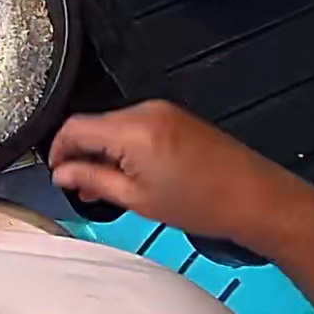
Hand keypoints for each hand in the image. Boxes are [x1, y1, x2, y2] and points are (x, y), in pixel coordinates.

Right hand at [49, 100, 313, 257]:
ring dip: (102, 150)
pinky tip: (129, 172)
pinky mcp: (174, 115)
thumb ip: (92, 180)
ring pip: (113, 125)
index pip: (75, 127)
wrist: (256, 198)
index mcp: (131, 129)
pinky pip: (134, 125)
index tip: (57, 173)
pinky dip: (123, 145)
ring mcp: (161, 109)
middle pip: (94, 124)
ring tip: (105, 185)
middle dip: (81, 152)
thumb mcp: (137, 199)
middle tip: (79, 186)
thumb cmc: (201, 204)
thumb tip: (62, 173)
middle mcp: (144, 109)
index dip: (57, 150)